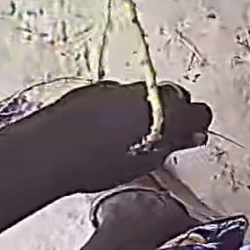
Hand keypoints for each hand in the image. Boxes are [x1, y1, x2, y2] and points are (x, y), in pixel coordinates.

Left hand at [2, 81, 212, 194]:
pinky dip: (119, 109)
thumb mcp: (148, 161)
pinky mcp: (96, 90)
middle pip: (175, 97)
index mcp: (170, 112)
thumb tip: (191, 137)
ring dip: (146, 111)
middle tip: (164, 137)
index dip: (197, 126)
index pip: (200, 112)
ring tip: (130, 138)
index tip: (190, 137)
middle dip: (174, 113)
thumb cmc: (99, 161)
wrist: (49, 152)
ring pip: (146, 95)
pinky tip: (106, 132)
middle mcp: (149, 93)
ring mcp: (121, 88)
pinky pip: (118, 96)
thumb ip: (174, 144)